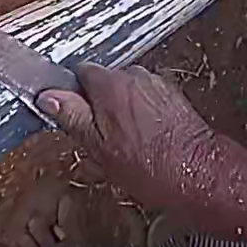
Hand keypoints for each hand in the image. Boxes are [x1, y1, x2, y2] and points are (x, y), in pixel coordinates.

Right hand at [37, 64, 217, 210]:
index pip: (81, 72)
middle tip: (102, 139)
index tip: (76, 117)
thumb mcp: (98, 146)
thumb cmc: (147, 165)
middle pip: (105, 82)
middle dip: (100, 105)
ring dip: (122, 110)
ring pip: (126, 91)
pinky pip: (146, 98)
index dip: (75, 95)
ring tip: (128, 145)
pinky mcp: (172, 95)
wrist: (199, 173)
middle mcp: (134, 74)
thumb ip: (72, 116)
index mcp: (110, 83)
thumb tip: (48, 95)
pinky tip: (147, 141)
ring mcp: (156, 83)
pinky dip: (143, 114)